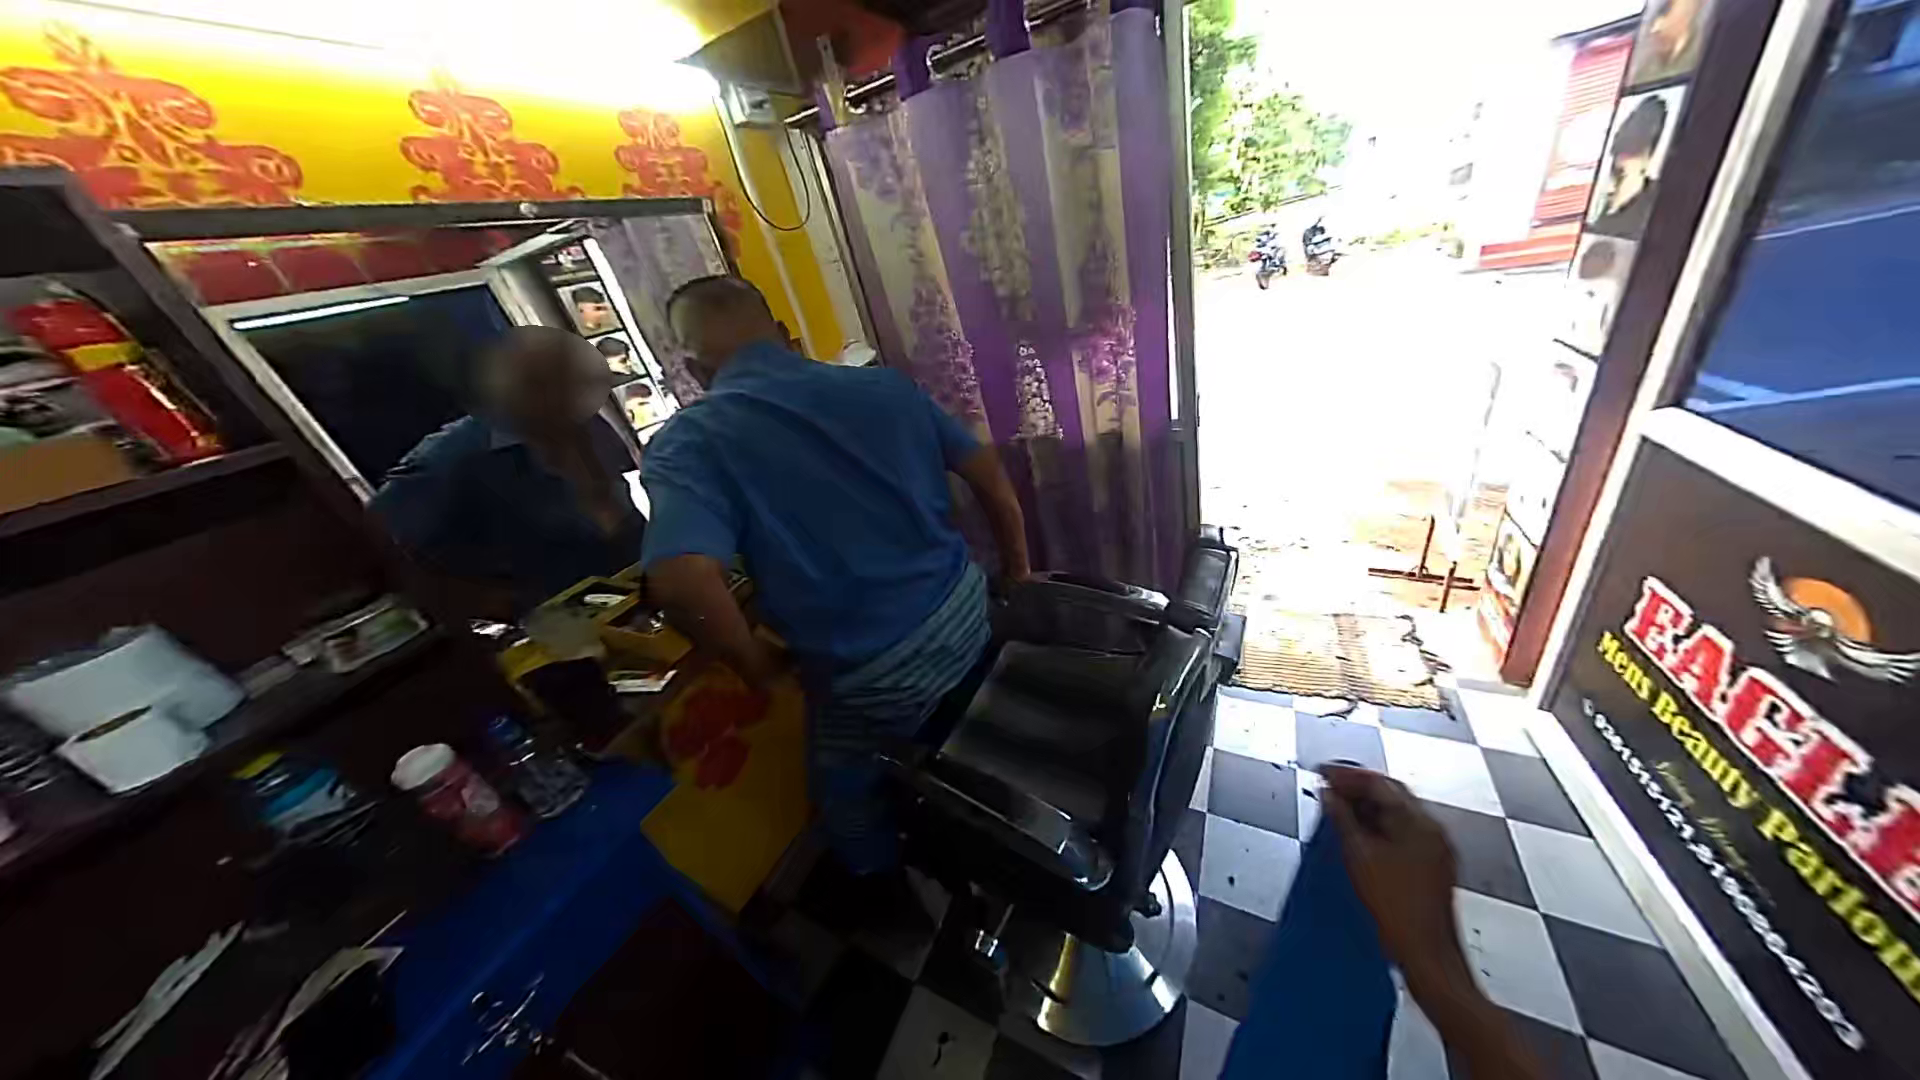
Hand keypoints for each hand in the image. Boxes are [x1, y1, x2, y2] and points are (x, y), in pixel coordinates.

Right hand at [1322, 765, 1467, 995]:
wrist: (1427, 954)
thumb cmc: (1392, 903)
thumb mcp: (1358, 854)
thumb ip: (1342, 818)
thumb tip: (1328, 794)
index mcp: (1418, 822)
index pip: (1379, 783)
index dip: (1346, 774)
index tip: (1320, 772)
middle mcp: (1432, 829)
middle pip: (1392, 793)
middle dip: (1357, 785)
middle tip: (1327, 785)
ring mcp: (1436, 847)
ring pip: (1397, 811)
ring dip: (1367, 803)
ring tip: (1336, 804)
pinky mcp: (1433, 863)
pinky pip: (1403, 828)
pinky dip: (1378, 820)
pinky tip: (1358, 828)